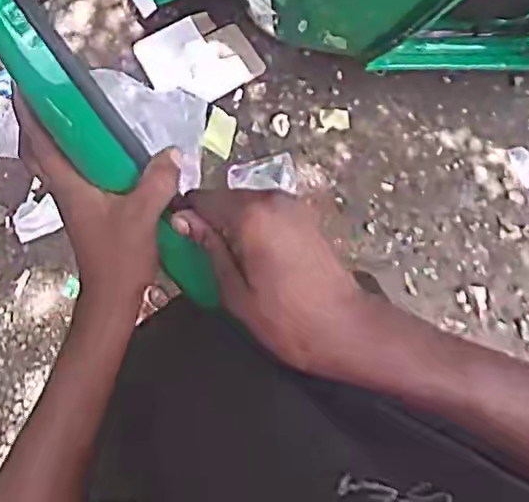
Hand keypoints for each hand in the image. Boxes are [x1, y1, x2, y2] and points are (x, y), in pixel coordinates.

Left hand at [15, 95, 182, 311]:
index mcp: (67, 185)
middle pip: (35, 149)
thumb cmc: (118, 257)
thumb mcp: (142, 215)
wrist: (111, 298)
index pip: (39, 143)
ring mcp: (70, 198)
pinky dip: (69, 152)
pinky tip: (91, 146)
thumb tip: (172, 153)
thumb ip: (157, 181)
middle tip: (36, 94)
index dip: (27, 114)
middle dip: (30, 120)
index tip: (20, 86)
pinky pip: (67, 170)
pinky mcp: (82, 206)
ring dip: (47, 135)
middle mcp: (62, 188)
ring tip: (59, 110)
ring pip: (48, 160)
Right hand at [172, 189, 417, 382]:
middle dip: (209, 220)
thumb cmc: (290, 321)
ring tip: (232, 259)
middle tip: (204, 255)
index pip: (200, 199)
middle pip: (222, 197)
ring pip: (242, 202)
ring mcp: (289, 203)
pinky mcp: (302, 213)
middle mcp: (270, 198)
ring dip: (230, 222)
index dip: (184, 216)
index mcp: (251, 214)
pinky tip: (256, 255)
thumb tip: (181, 219)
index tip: (178, 239)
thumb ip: (208, 249)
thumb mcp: (237, 294)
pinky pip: (263, 208)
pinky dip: (252, 223)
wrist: (351, 331)